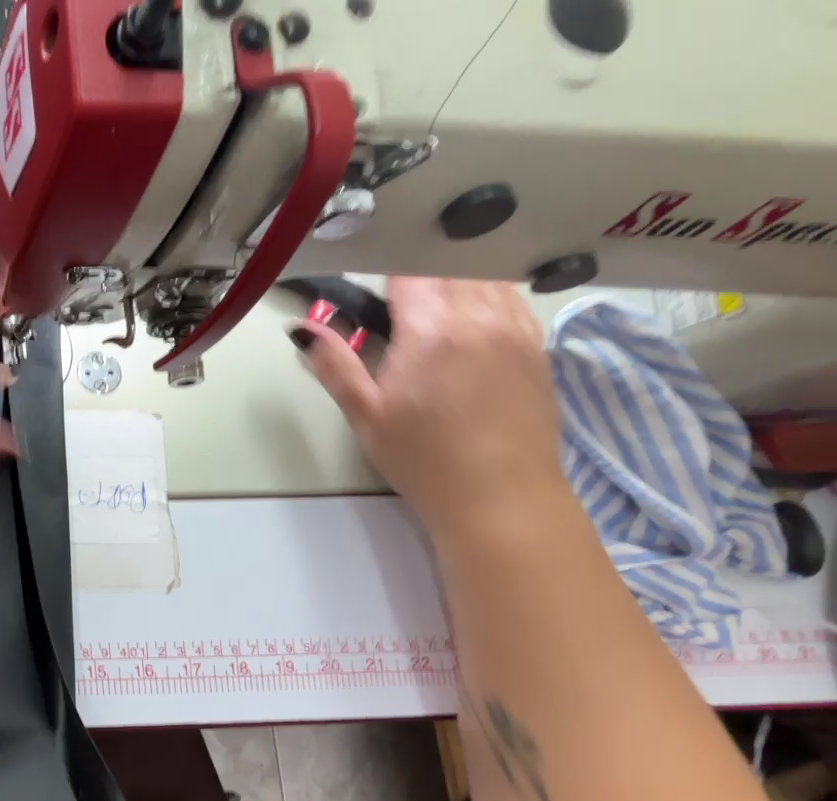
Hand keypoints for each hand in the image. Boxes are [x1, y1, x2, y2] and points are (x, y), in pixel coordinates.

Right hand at [292, 278, 568, 539]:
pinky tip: (472, 319)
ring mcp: (516, 329)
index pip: (410, 272)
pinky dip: (489, 297)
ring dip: (456, 280)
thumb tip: (302, 329)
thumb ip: (334, 365)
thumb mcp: (365, 414)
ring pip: (486, 278)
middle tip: (394, 298)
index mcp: (431, 329)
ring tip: (432, 304)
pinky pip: (513, 300)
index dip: (386, 270)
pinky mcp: (537, 347)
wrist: (499, 494)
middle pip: (450, 268)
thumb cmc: (422, 458)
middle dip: (420, 273)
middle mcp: (480, 316)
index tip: (369, 284)